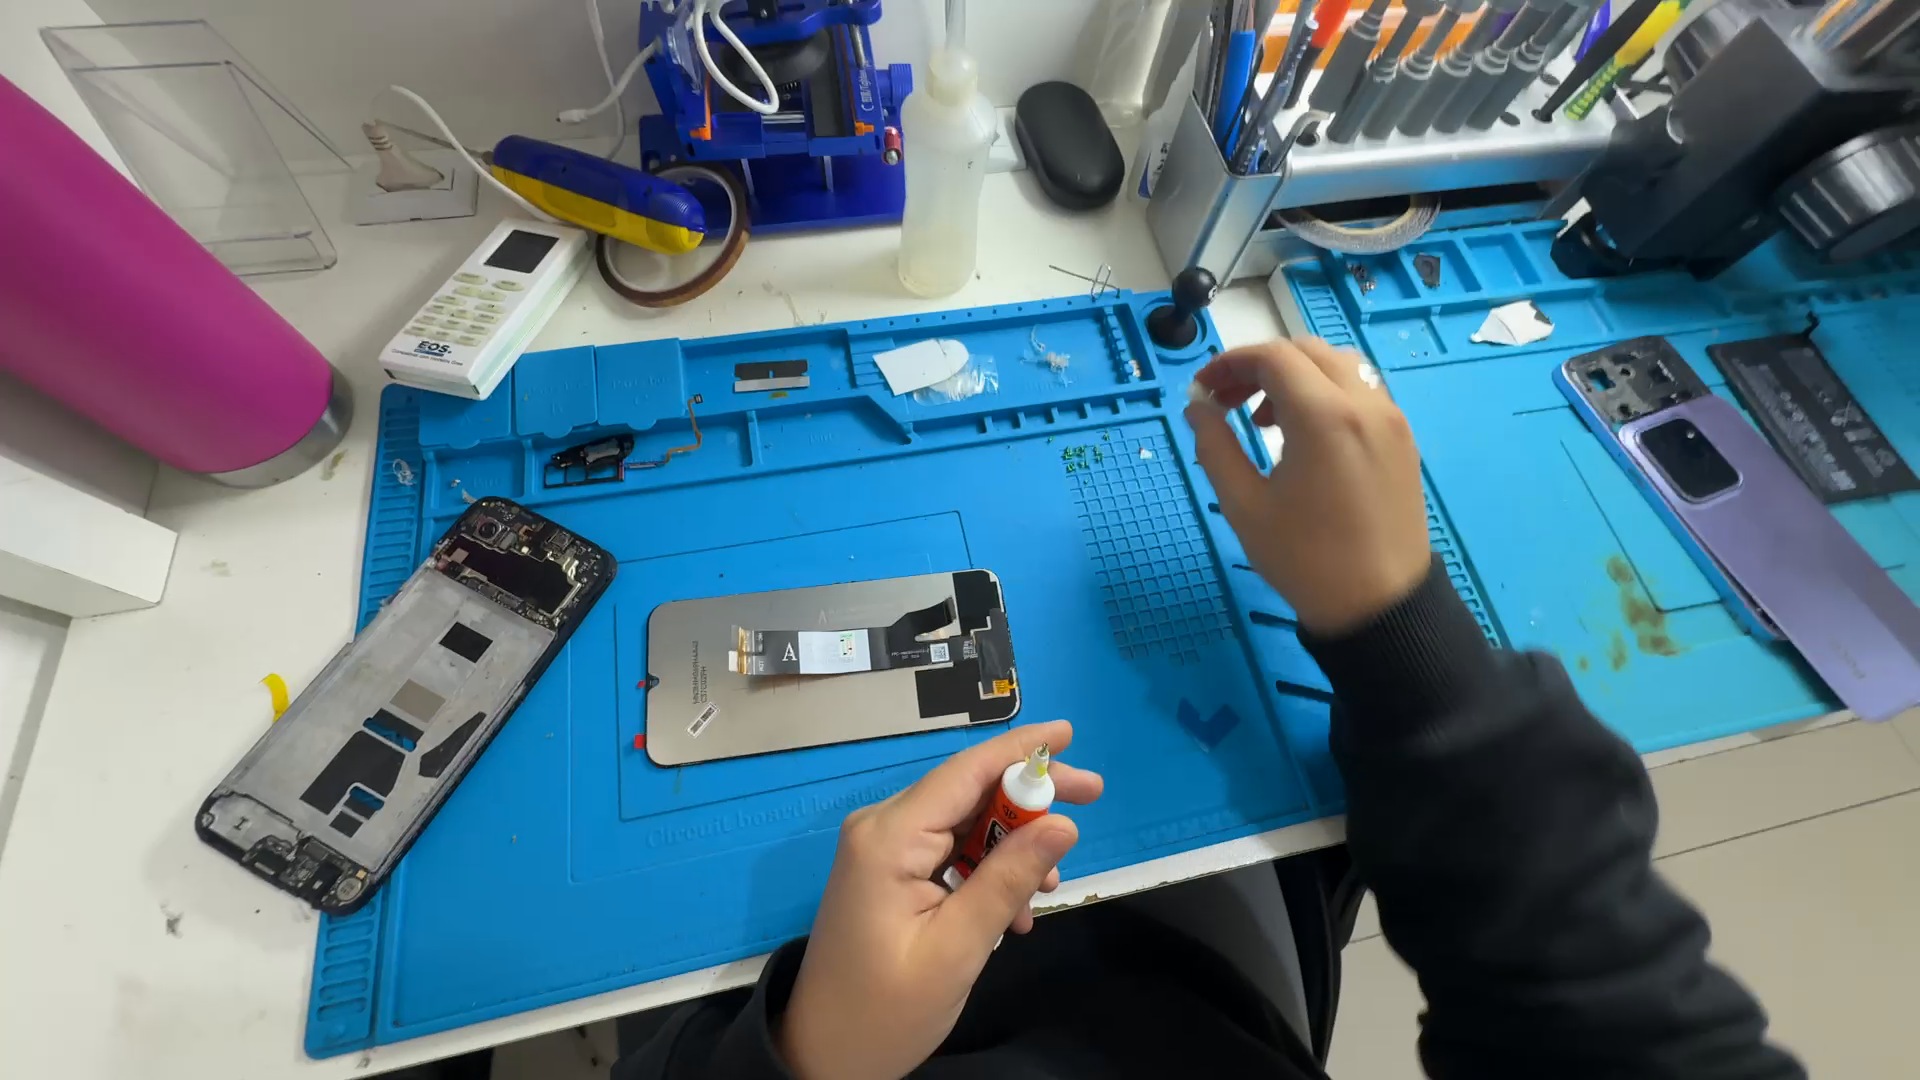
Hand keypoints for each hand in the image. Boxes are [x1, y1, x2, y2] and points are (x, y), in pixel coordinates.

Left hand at [777, 720, 1103, 1079]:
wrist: (821, 1055)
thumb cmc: (886, 1011)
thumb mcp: (957, 949)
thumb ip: (1009, 880)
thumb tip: (1063, 825)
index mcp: (890, 836)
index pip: (966, 772)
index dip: (1020, 748)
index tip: (1068, 734)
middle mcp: (884, 825)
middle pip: (971, 790)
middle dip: (1030, 796)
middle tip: (1092, 795)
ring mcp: (885, 845)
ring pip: (967, 821)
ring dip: (1013, 845)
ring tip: (1051, 886)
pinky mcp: (891, 866)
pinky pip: (952, 848)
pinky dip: (989, 869)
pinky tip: (1015, 910)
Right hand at [1186, 338, 1429, 636]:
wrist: (1378, 604)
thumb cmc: (1302, 558)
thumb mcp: (1242, 504)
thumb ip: (1214, 446)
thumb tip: (1197, 407)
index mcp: (1324, 417)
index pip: (1273, 357)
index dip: (1228, 363)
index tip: (1202, 390)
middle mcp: (1365, 403)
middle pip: (1306, 351)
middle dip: (1258, 366)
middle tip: (1224, 402)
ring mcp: (1390, 418)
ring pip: (1338, 365)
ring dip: (1292, 376)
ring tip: (1261, 420)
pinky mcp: (1401, 437)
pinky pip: (1360, 390)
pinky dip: (1323, 392)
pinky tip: (1301, 434)